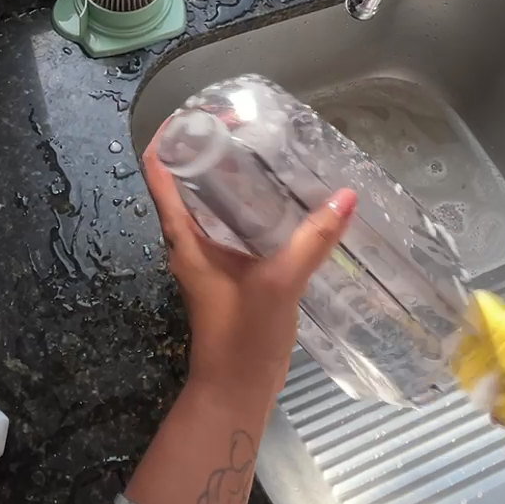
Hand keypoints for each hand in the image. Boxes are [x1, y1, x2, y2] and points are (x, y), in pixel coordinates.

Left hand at [141, 130, 356, 409]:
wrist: (234, 391)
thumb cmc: (242, 337)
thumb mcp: (279, 283)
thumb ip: (312, 240)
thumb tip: (346, 197)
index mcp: (183, 235)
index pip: (158, 171)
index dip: (169, 136)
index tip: (196, 112)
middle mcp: (186, 238)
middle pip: (178, 178)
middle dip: (202, 146)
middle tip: (238, 122)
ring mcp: (202, 254)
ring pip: (201, 200)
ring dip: (219, 172)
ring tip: (255, 147)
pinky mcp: (221, 268)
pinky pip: (221, 221)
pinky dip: (237, 200)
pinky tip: (271, 197)